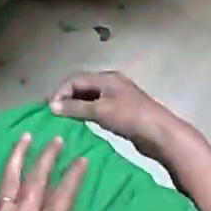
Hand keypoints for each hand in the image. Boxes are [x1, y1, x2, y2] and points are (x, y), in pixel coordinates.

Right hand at [48, 72, 189, 158]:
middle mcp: (111, 84)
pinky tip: (81, 124)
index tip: (50, 108)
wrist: (160, 133)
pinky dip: (87, 113)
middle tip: (53, 114)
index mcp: (107, 78)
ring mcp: (118, 97)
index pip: (76, 79)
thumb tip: (52, 106)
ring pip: (90, 98)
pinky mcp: (122, 111)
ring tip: (63, 120)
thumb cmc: (130, 117)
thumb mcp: (100, 111)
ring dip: (76, 106)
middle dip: (67, 98)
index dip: (61, 92)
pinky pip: (98, 108)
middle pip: (83, 87)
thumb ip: (75, 108)